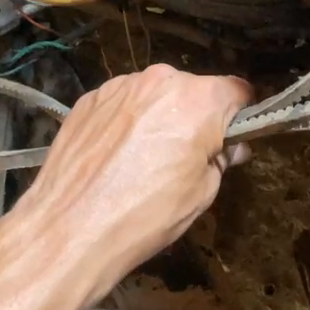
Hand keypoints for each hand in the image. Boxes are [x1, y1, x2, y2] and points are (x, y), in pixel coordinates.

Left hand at [14, 64, 250, 295]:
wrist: (69, 229)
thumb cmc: (145, 215)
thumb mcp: (202, 194)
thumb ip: (221, 159)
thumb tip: (228, 147)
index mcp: (199, 100)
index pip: (237, 90)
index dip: (240, 114)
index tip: (232, 136)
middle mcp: (161, 80)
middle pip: (194, 90)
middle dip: (196, 116)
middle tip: (186, 155)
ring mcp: (121, 85)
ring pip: (156, 94)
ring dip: (160, 116)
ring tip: (144, 158)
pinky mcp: (90, 98)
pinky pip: (123, 102)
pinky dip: (127, 121)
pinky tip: (116, 156)